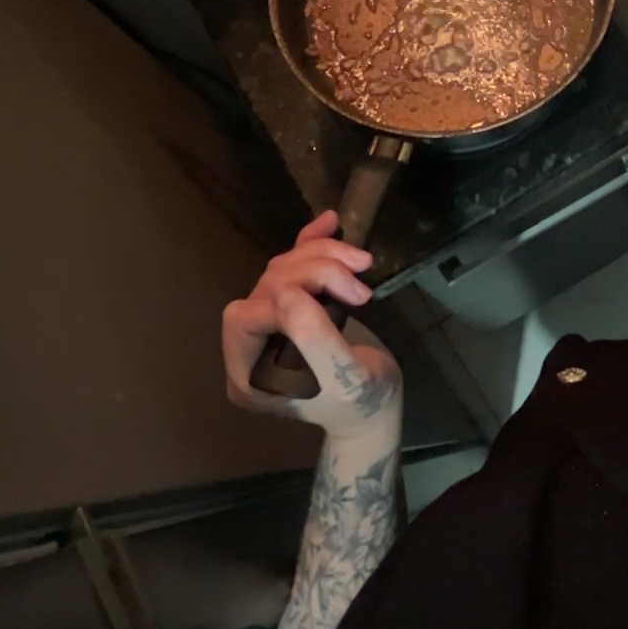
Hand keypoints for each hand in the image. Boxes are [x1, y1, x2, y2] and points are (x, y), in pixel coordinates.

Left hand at [222, 211, 401, 438]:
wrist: (381, 404)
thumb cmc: (365, 401)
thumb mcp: (346, 378)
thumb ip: (315, 340)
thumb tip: (287, 293)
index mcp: (249, 374)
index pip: (247, 319)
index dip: (287, 299)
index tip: (337, 304)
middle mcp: (250, 346)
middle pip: (267, 286)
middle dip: (315, 273)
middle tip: (360, 286)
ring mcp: (271, 323)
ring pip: (283, 269)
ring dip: (323, 256)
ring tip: (362, 264)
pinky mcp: (295, 303)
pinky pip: (295, 263)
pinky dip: (313, 242)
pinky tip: (332, 223)